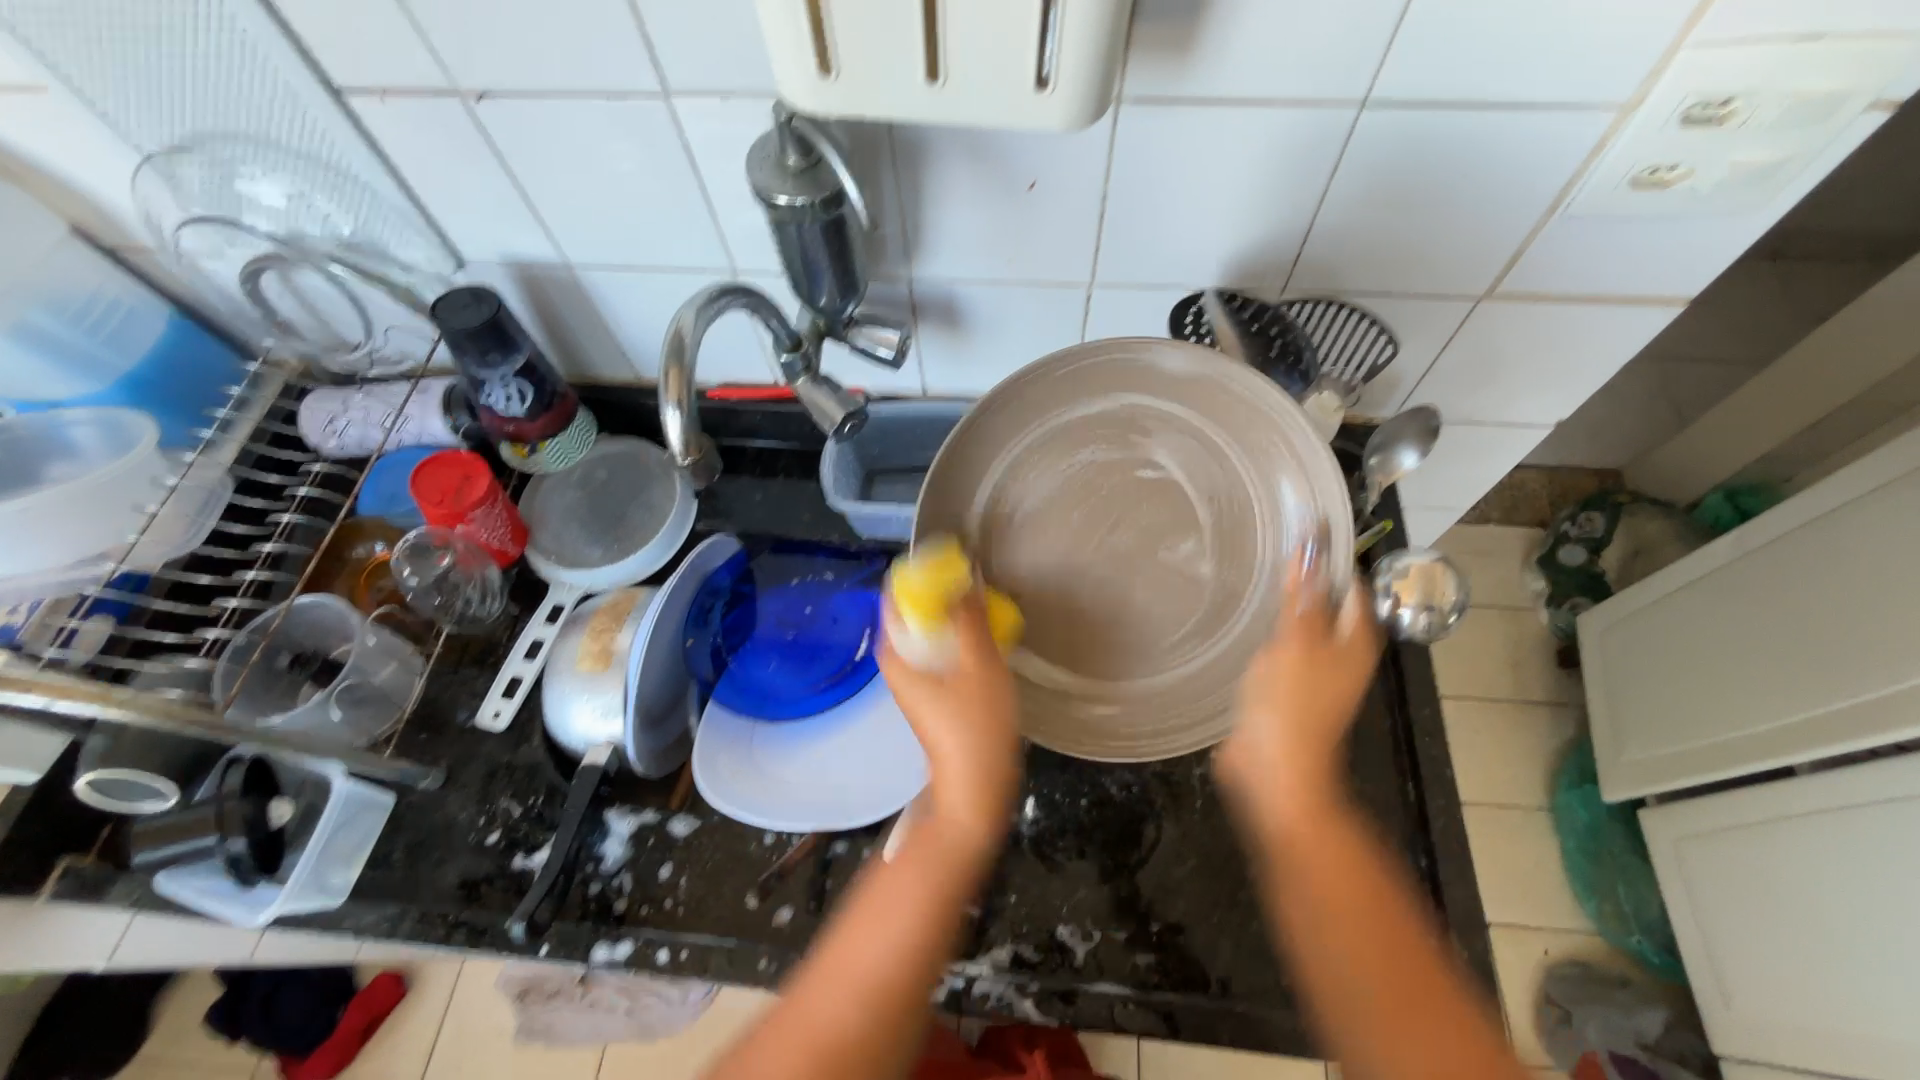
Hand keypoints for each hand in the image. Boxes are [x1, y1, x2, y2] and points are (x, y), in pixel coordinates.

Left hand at [878, 586, 1021, 855]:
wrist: (975, 789)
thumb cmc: (975, 726)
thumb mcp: (979, 664)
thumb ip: (971, 617)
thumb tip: (966, 575)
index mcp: (895, 654)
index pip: (895, 596)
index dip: (921, 573)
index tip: (951, 560)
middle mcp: (896, 664)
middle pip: (912, 613)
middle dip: (941, 593)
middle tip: (975, 581)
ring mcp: (912, 682)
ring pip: (927, 634)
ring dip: (953, 617)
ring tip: (985, 606)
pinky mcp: (930, 695)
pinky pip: (938, 653)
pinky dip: (958, 640)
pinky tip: (986, 640)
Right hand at [1215, 551, 1381, 829]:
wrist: (1272, 772)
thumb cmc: (1291, 703)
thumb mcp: (1297, 639)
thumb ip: (1303, 591)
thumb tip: (1311, 541)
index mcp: (1355, 638)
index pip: (1347, 580)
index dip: (1324, 553)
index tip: (1291, 526)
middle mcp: (1341, 652)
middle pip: (1323, 602)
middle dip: (1299, 578)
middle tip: (1262, 546)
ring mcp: (1313, 672)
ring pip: (1298, 625)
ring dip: (1280, 606)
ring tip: (1247, 576)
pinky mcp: (1285, 690)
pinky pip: (1278, 649)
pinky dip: (1265, 633)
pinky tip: (1240, 623)